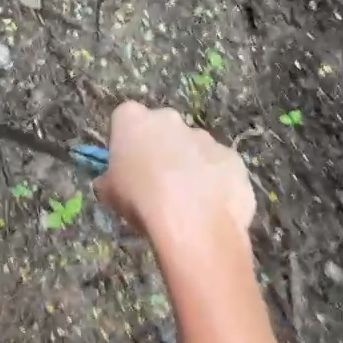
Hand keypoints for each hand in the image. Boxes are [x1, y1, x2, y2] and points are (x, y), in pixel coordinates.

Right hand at [94, 102, 253, 248]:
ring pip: (194, 147)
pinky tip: (212, 205)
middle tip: (157, 181)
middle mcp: (168, 118)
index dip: (127, 143)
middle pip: (162, 129)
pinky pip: (221, 166)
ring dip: (191, 164)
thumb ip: (109, 180)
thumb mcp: (109, 192)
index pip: (125, 120)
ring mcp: (204, 137)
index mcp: (131, 118)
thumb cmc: (140, 200)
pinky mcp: (233, 158)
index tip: (128, 165)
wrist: (193, 225)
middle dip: (161, 148)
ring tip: (189, 199)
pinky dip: (217, 180)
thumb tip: (111, 183)